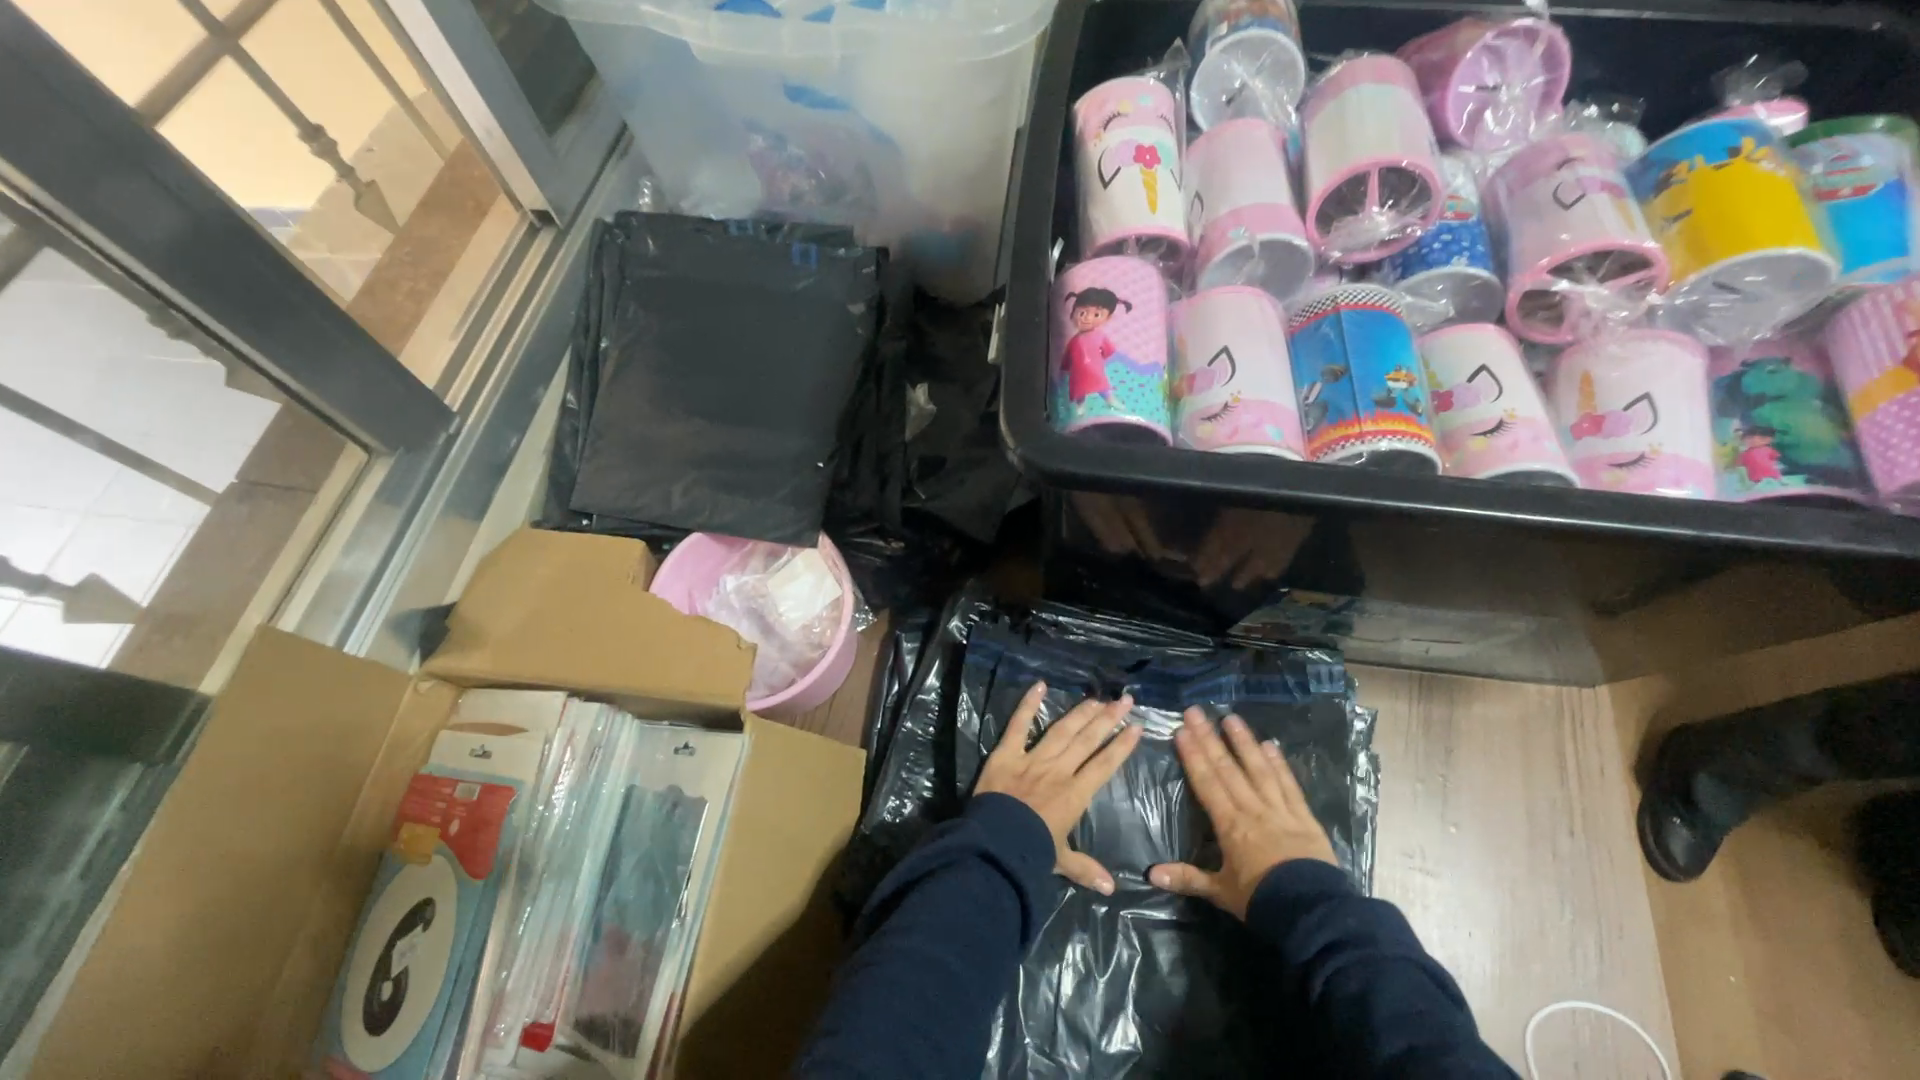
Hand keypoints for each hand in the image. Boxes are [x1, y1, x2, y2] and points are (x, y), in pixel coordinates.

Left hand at [974, 682, 1143, 894]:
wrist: (995, 842)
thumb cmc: (1029, 852)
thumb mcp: (1060, 861)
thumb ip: (1085, 869)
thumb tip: (1112, 889)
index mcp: (1075, 794)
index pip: (1104, 765)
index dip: (1121, 746)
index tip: (1137, 728)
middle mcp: (1059, 770)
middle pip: (1088, 740)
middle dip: (1108, 719)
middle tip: (1124, 701)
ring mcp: (1033, 758)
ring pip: (1062, 730)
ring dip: (1081, 712)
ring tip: (1098, 698)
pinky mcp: (1006, 753)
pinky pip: (1019, 725)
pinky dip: (1028, 704)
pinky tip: (1040, 685)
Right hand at [1150, 709, 1335, 918]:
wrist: (1312, 911)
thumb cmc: (1262, 900)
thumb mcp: (1220, 892)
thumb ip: (1187, 878)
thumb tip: (1150, 873)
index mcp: (1230, 825)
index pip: (1207, 783)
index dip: (1193, 756)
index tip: (1182, 731)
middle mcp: (1253, 809)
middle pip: (1228, 769)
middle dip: (1210, 739)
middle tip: (1197, 712)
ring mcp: (1280, 810)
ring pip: (1259, 769)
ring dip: (1244, 742)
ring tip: (1231, 718)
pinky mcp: (1304, 817)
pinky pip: (1289, 785)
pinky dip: (1279, 764)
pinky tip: (1271, 745)